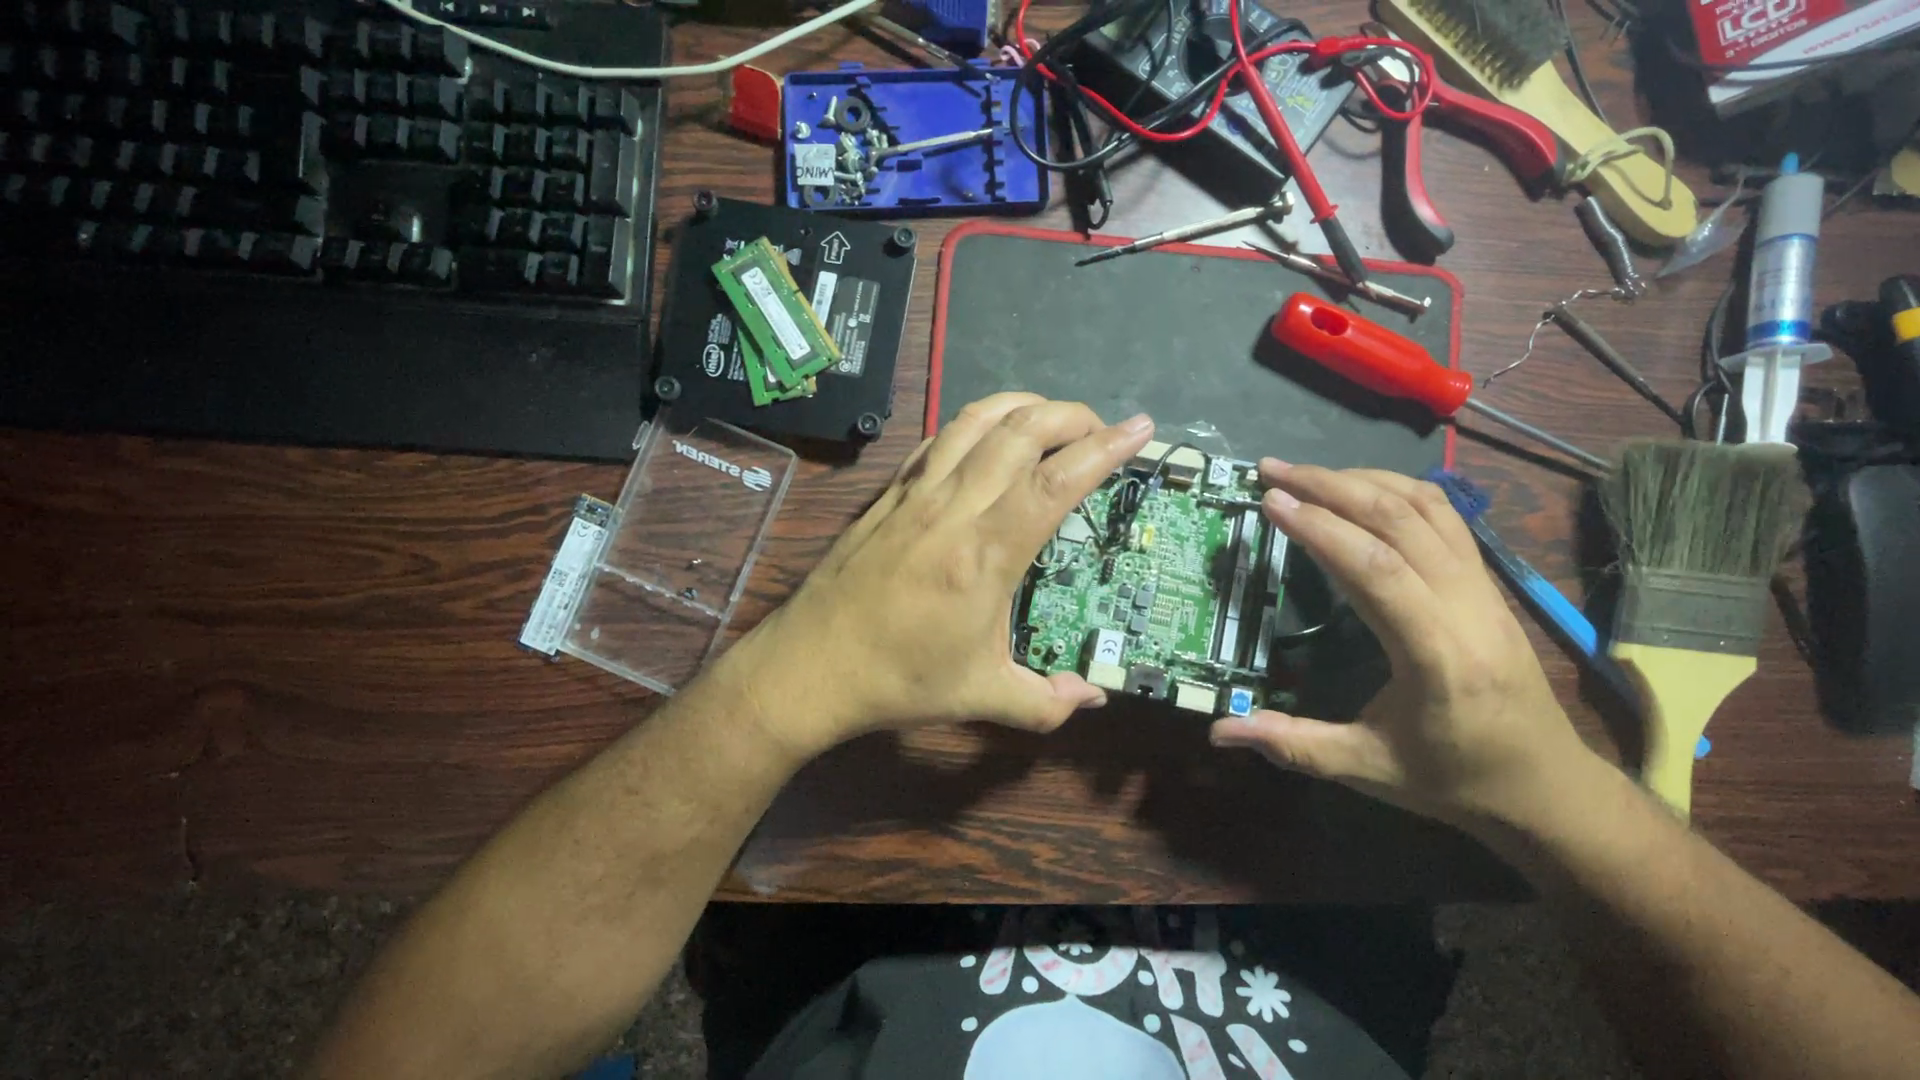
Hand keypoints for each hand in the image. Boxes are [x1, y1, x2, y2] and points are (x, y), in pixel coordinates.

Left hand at [719, 393, 1155, 755]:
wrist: (808, 667)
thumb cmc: (897, 682)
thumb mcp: (980, 698)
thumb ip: (1044, 702)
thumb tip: (1092, 697)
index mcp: (984, 556)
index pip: (1055, 482)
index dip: (1103, 449)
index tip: (1140, 428)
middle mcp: (952, 511)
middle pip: (1019, 432)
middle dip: (1071, 415)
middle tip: (1101, 427)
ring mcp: (914, 496)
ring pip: (974, 422)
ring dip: (1022, 405)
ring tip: (1053, 416)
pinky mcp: (888, 496)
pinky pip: (936, 439)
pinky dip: (973, 423)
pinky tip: (986, 435)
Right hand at [1209, 462, 1603, 827]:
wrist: (1547, 787)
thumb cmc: (1455, 780)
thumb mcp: (1368, 768)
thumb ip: (1293, 745)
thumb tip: (1219, 732)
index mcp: (1437, 655)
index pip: (1376, 569)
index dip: (1321, 528)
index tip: (1270, 501)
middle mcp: (1467, 608)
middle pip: (1401, 520)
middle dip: (1331, 486)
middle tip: (1271, 470)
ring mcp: (1484, 589)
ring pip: (1427, 508)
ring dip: (1363, 479)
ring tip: (1306, 474)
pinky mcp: (1487, 584)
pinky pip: (1446, 518)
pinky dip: (1397, 490)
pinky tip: (1360, 490)